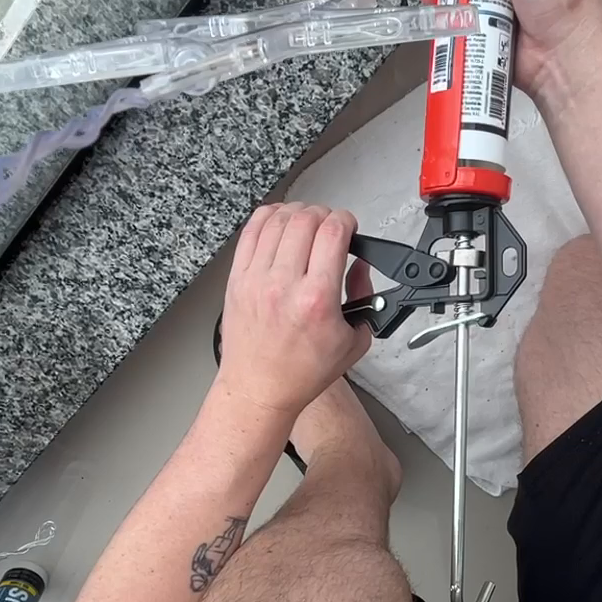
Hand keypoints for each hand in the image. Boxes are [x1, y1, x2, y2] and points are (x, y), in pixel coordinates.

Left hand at [215, 204, 372, 419]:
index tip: (349, 228)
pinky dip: (269, 217)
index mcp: (317, 300)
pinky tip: (280, 223)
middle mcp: (284, 285)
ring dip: (298, 213)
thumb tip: (359, 265)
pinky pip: (252, 231)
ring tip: (307, 224)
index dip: (346, 220)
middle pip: (306, 219)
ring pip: (278, 219)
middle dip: (324, 215)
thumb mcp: (353, 342)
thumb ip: (364, 297)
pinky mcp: (237, 279)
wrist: (260, 388)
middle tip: (330, 227)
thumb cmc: (301, 372)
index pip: (334, 232)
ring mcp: (257, 279)